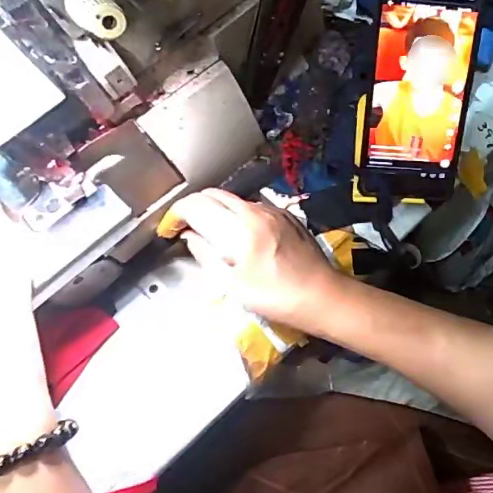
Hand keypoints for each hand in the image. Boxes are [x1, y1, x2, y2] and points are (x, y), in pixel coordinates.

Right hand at [162, 189, 345, 328]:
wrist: (323, 296)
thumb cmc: (276, 297)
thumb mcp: (233, 285)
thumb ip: (207, 255)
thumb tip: (190, 237)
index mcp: (239, 229)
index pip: (196, 206)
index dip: (176, 214)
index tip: (169, 229)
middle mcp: (255, 211)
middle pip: (213, 195)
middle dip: (193, 207)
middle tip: (183, 227)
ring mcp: (273, 211)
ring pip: (233, 199)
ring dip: (215, 209)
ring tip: (208, 231)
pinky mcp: (286, 216)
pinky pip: (252, 206)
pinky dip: (235, 213)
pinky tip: (237, 234)